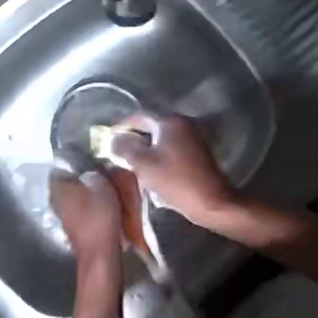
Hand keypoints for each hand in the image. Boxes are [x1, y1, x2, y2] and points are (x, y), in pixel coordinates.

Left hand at [50, 170, 123, 269]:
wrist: (99, 250)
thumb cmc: (99, 214)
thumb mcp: (101, 185)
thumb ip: (92, 173)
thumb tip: (87, 171)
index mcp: (57, 187)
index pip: (60, 167)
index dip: (74, 162)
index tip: (89, 161)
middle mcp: (53, 200)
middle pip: (65, 183)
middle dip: (79, 179)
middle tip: (96, 174)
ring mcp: (60, 215)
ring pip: (70, 196)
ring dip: (82, 193)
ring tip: (99, 190)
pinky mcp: (68, 227)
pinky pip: (75, 209)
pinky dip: (84, 206)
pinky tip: (98, 206)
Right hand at [113, 112, 240, 224]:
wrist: (211, 201)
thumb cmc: (175, 180)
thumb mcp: (143, 164)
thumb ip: (124, 149)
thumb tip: (112, 139)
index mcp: (170, 122)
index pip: (139, 116)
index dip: (121, 125)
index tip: (106, 137)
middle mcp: (183, 125)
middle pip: (150, 127)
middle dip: (132, 139)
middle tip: (116, 152)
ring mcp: (191, 139)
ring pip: (160, 141)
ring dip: (144, 150)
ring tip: (129, 164)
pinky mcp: (195, 154)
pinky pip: (170, 150)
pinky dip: (157, 157)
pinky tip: (149, 172)